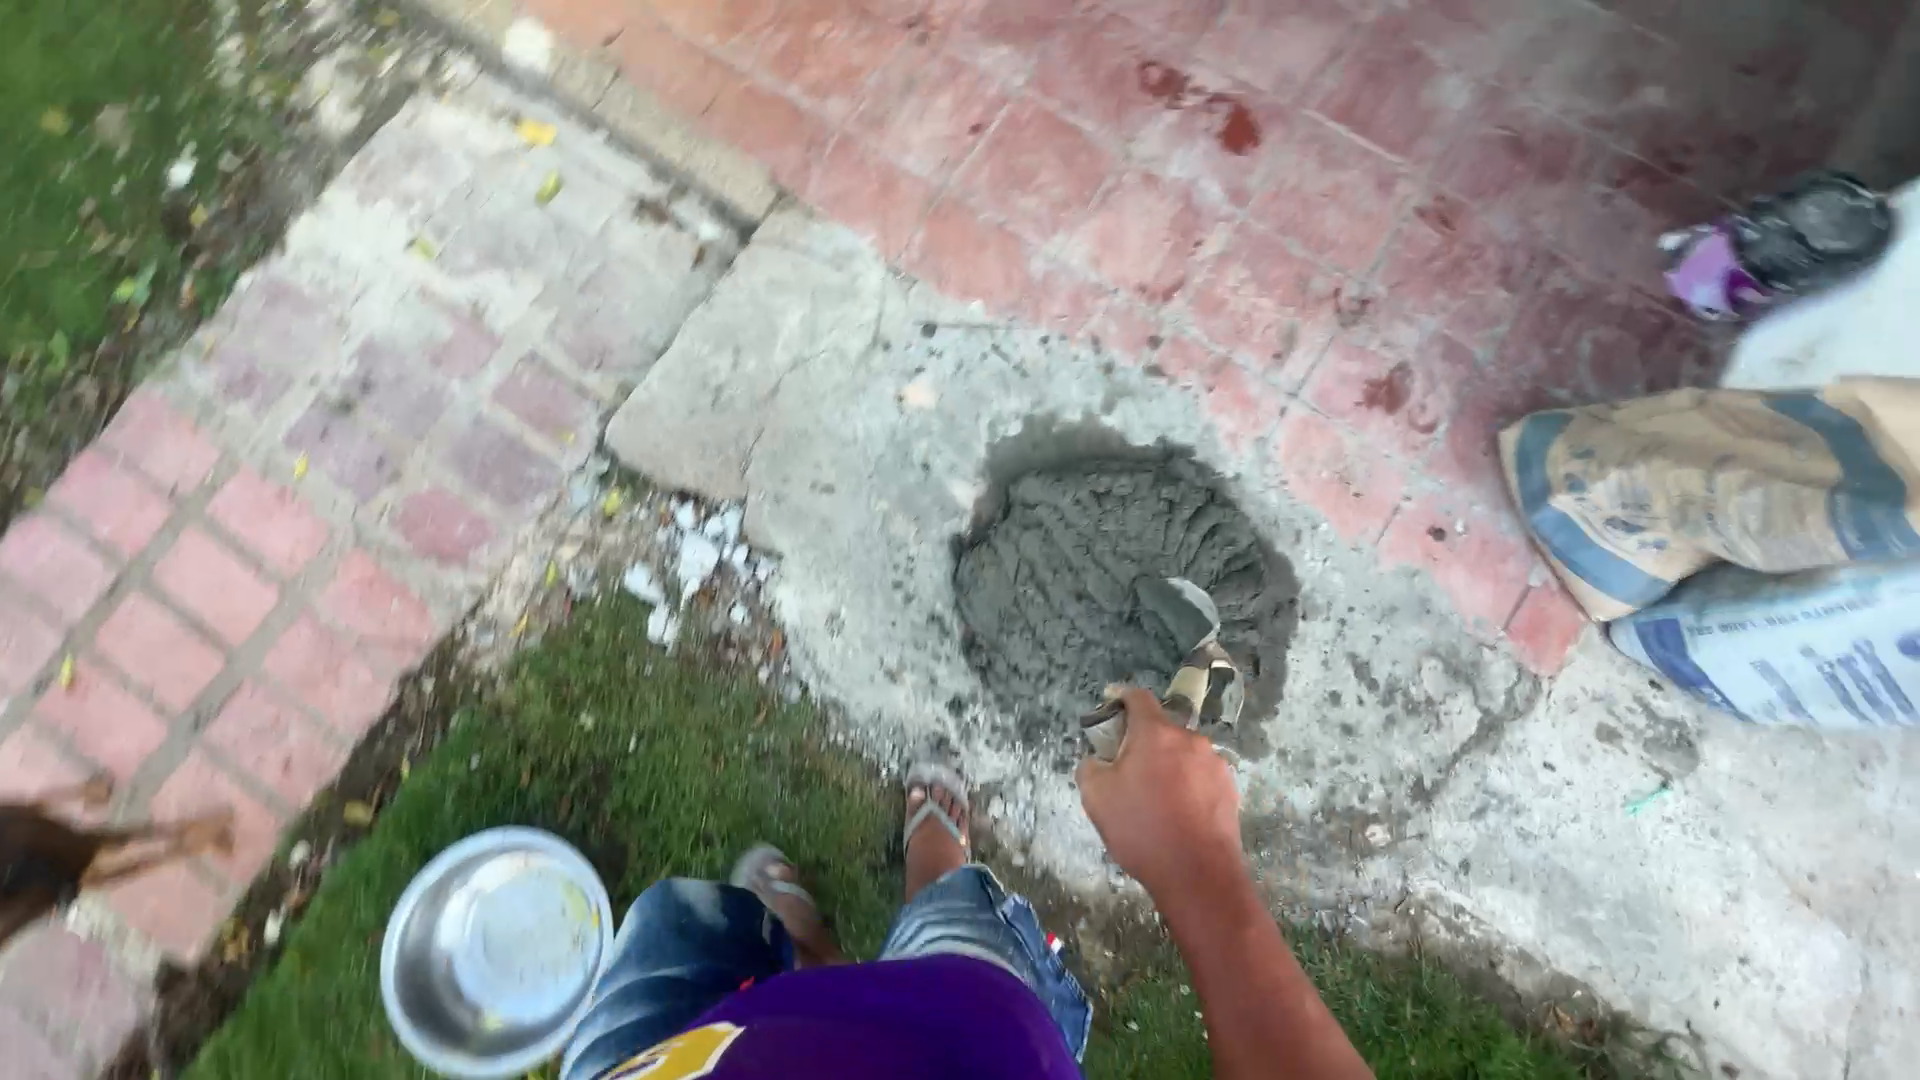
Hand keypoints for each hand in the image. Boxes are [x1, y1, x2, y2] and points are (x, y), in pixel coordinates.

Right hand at [1075, 687, 1243, 899]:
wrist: (1199, 876)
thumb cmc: (1143, 829)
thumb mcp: (1096, 797)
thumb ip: (1090, 766)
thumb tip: (1099, 760)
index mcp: (1156, 733)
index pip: (1137, 697)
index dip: (1120, 699)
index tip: (1110, 711)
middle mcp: (1189, 739)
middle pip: (1160, 729)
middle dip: (1143, 743)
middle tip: (1128, 773)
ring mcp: (1215, 763)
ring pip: (1182, 754)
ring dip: (1167, 765)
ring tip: (1156, 801)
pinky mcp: (1230, 788)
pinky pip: (1200, 776)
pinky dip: (1187, 786)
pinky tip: (1179, 815)